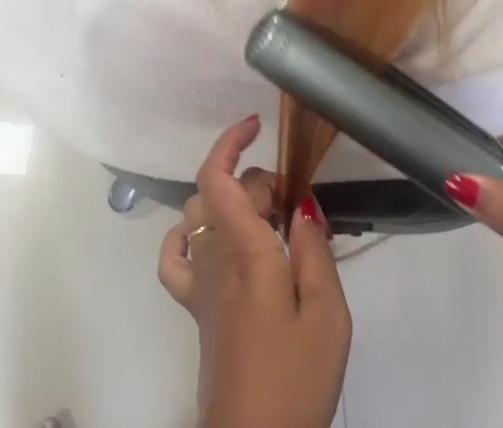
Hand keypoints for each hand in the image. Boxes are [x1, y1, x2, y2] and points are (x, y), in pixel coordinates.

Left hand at [158, 117, 349, 427]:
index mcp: (246, 254)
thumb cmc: (297, 377)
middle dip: (257, 183)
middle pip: (218, 193)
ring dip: (232, 204)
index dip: (230, 141)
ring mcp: (199, 284)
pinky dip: (188, 235)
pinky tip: (214, 241)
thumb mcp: (328, 315)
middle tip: (298, 210)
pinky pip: (174, 259)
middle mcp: (213, 259)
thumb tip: (302, 204)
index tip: (256, 125)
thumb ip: (314, 252)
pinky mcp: (195, 309)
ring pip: (198, 216)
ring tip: (272, 227)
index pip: (219, 178)